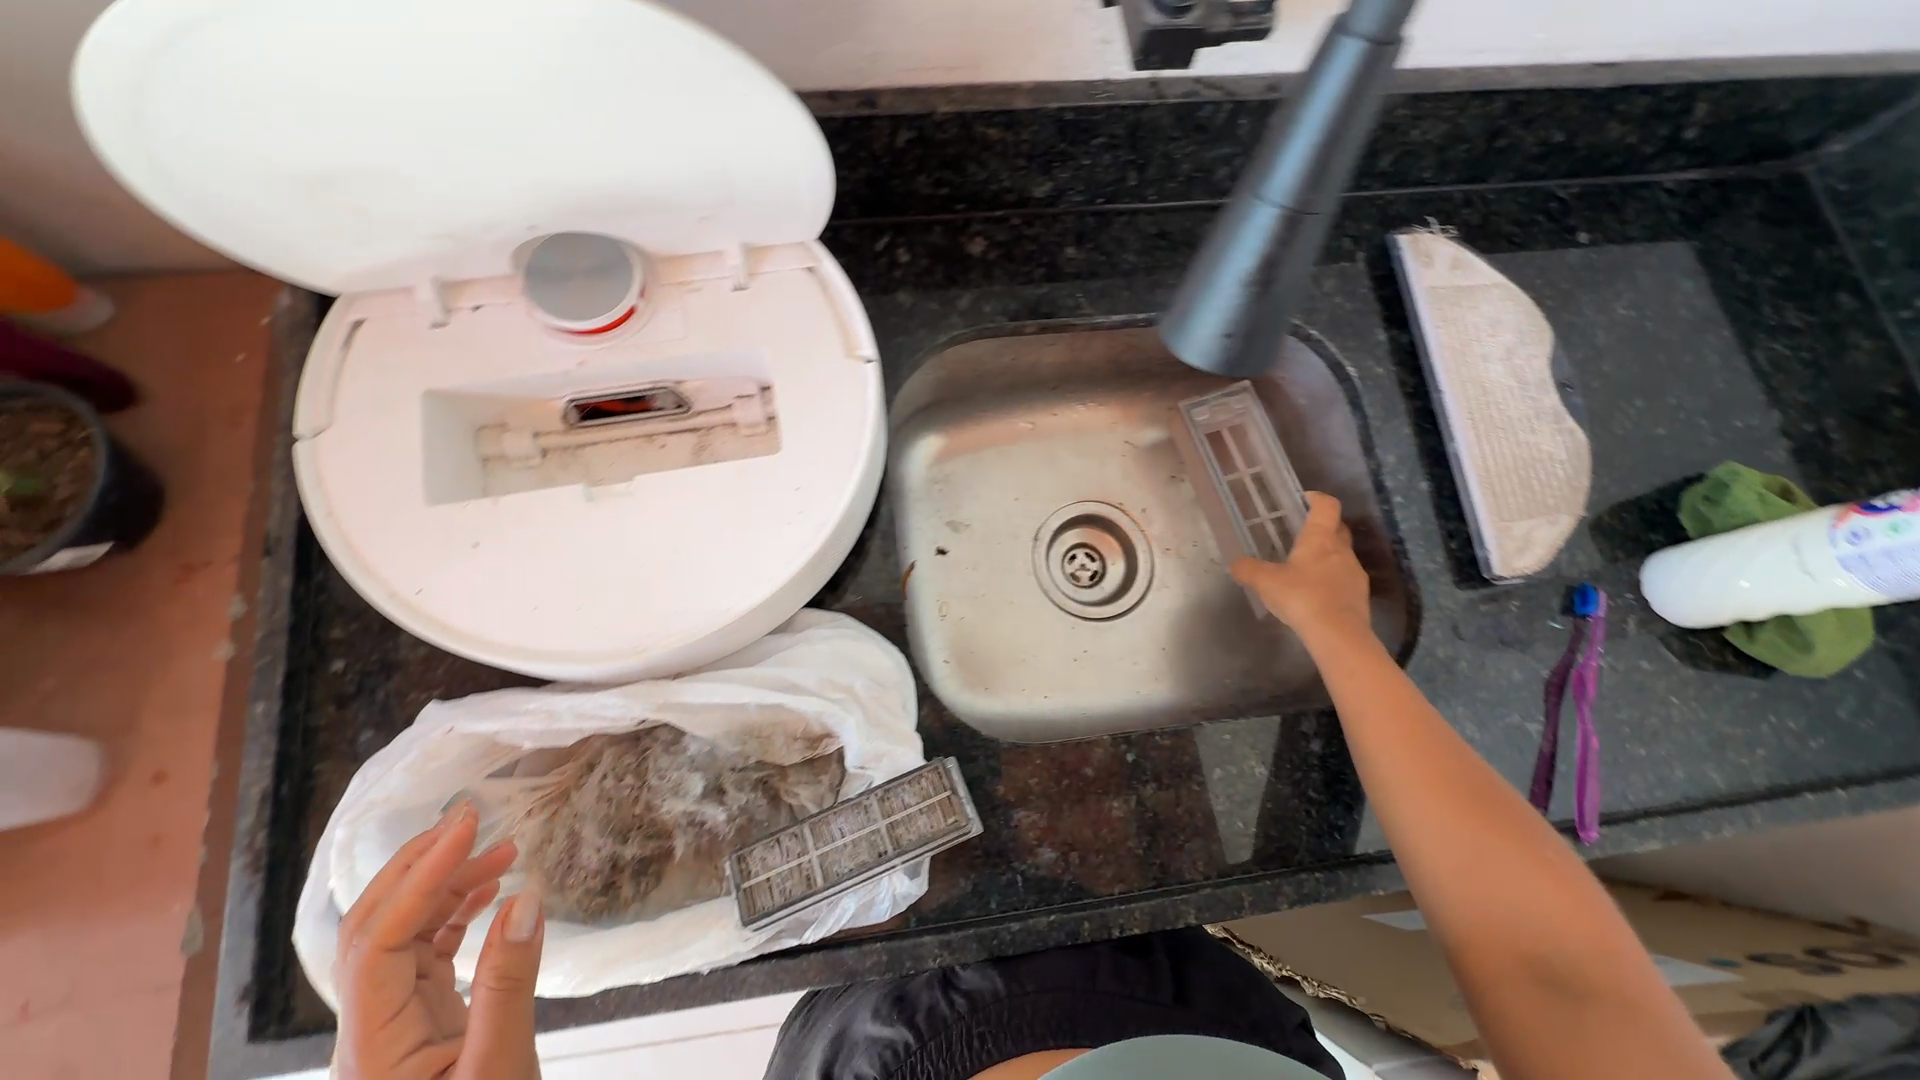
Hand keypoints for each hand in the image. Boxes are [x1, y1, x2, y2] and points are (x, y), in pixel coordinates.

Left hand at [333, 802, 544, 1079]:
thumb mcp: (503, 1069)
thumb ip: (510, 983)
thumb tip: (527, 896)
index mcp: (374, 1044)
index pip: (380, 940)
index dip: (422, 876)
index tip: (470, 826)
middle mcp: (372, 1027)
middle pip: (374, 928)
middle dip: (419, 866)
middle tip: (473, 817)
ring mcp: (394, 1023)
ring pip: (401, 935)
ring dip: (445, 885)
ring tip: (502, 850)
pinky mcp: (422, 1021)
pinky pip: (428, 953)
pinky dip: (457, 913)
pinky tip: (491, 892)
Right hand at [1231, 492, 1373, 647]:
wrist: (1337, 633)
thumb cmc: (1301, 596)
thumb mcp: (1265, 582)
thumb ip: (1248, 570)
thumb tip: (1235, 564)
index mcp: (1320, 538)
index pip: (1327, 506)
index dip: (1317, 499)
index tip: (1306, 499)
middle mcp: (1341, 550)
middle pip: (1339, 529)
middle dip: (1325, 527)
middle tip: (1304, 534)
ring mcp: (1354, 573)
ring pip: (1343, 555)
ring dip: (1329, 556)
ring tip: (1307, 569)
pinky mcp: (1360, 596)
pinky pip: (1345, 580)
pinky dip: (1333, 580)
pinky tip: (1317, 595)